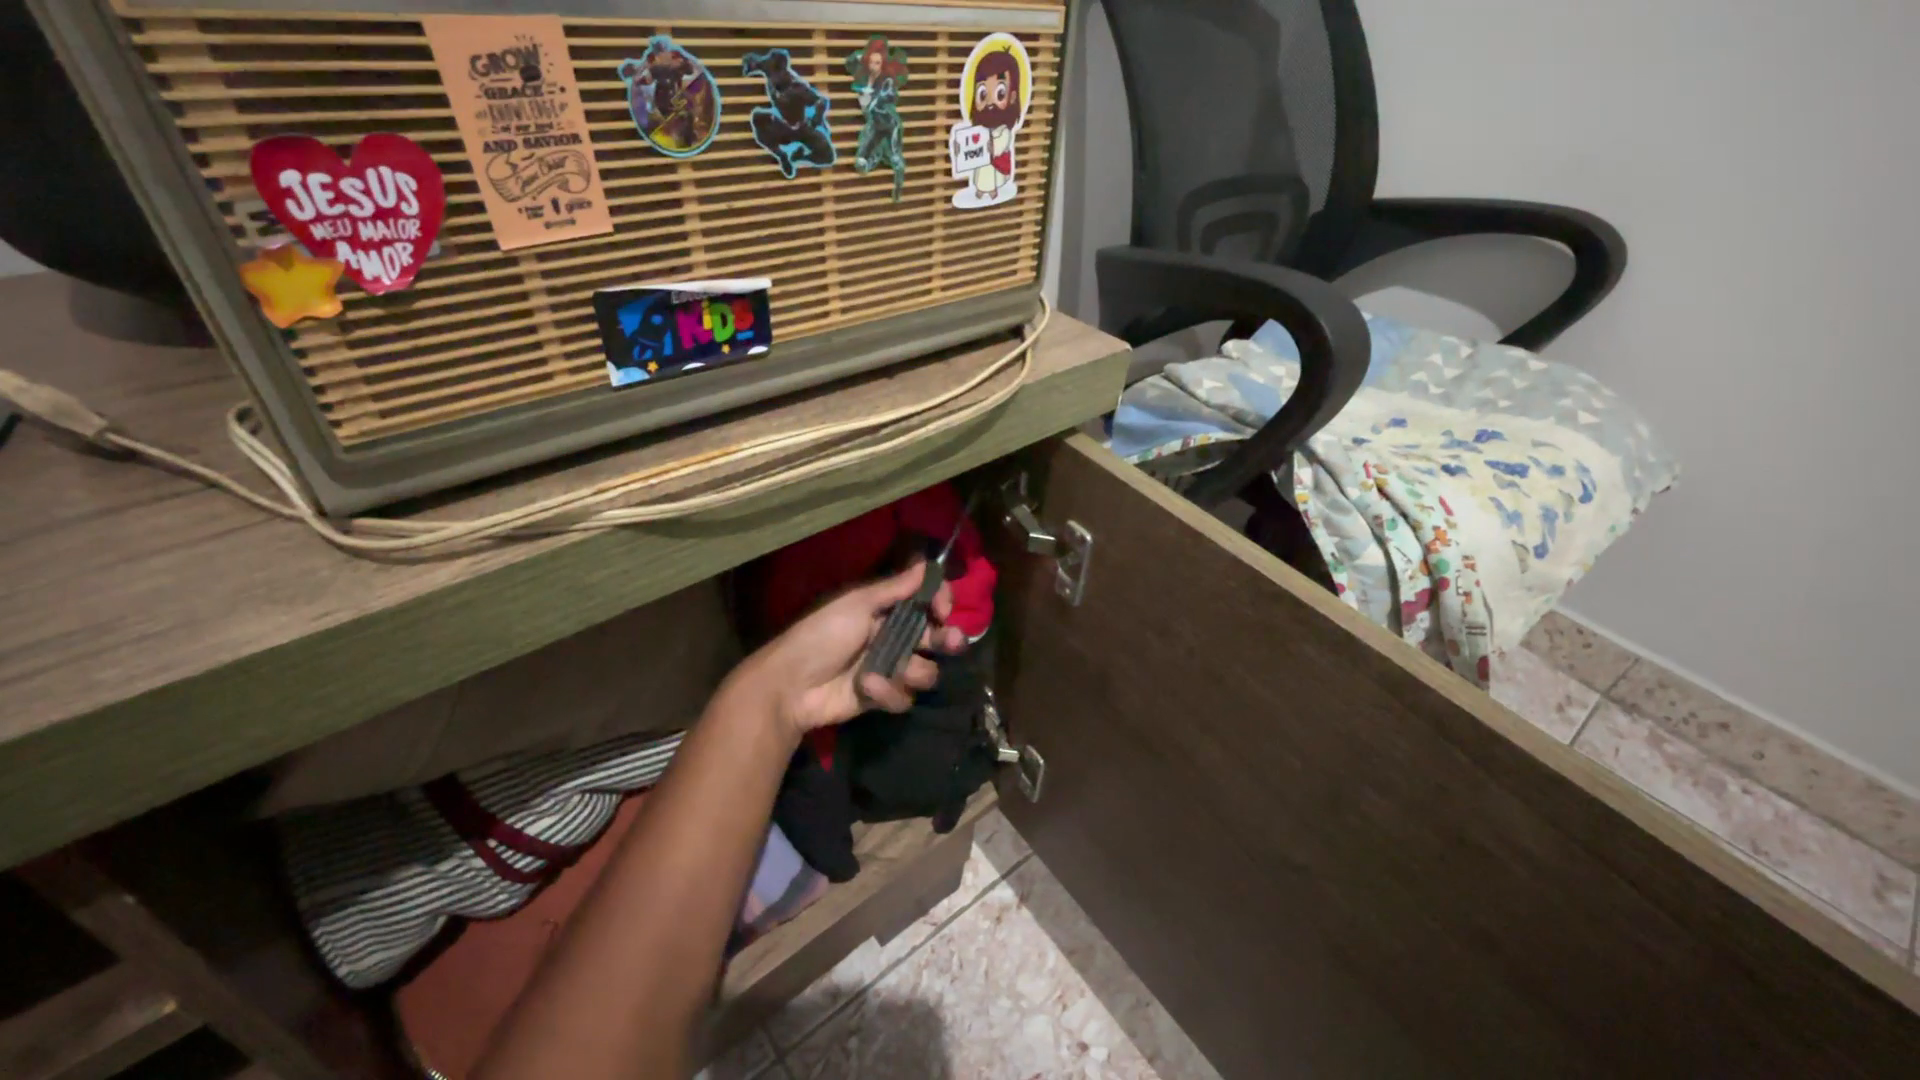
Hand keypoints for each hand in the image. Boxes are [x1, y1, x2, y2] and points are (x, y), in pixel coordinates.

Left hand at [722, 562, 968, 738]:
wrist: (792, 683)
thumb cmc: (822, 634)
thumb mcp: (857, 604)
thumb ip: (895, 588)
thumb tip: (926, 563)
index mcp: (886, 610)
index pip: (925, 603)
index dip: (940, 603)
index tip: (944, 609)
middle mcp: (893, 638)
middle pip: (935, 638)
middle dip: (948, 639)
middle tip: (952, 641)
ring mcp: (890, 670)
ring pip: (925, 671)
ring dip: (912, 670)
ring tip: (894, 670)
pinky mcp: (883, 698)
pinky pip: (904, 697)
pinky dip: (887, 692)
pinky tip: (866, 686)